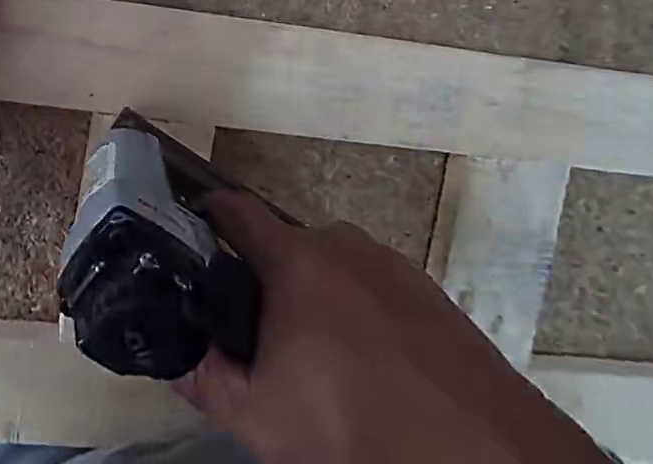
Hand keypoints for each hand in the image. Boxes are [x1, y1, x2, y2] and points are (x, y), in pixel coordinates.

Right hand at [177, 194, 612, 463]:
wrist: (470, 443)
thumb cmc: (351, 423)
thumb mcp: (264, 417)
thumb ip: (211, 379)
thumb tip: (182, 356)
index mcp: (296, 260)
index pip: (238, 211)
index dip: (210, 214)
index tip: (193, 226)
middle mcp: (340, 242)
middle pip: (285, 246)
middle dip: (266, 280)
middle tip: (263, 332)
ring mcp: (384, 258)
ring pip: (329, 265)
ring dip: (313, 294)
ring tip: (321, 353)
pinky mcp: (420, 281)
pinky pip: (369, 281)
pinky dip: (355, 304)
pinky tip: (370, 356)